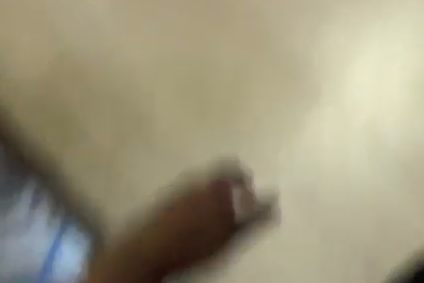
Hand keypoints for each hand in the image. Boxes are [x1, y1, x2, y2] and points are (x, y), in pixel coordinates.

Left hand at [91, 163, 277, 282]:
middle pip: (217, 176)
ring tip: (212, 218)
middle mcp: (197, 178)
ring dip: (209, 197)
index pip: (235, 170)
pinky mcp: (162, 203)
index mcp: (216, 181)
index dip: (244, 181)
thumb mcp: (230, 234)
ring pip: (200, 186)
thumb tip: (276, 201)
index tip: (249, 193)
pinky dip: (193, 205)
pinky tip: (192, 223)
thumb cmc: (193, 243)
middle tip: (232, 207)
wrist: (147, 252)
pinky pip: (184, 196)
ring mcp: (177, 190)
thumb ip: (254, 217)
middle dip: (227, 188)